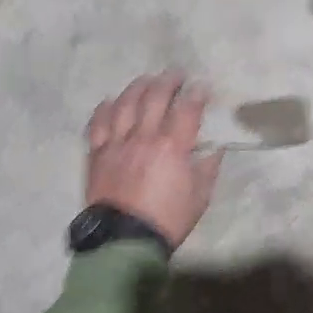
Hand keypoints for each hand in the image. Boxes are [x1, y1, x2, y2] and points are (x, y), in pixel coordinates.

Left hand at [86, 73, 222, 248]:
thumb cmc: (168, 219)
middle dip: (167, 81)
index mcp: (172, 148)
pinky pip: (98, 123)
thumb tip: (214, 149)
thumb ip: (207, 169)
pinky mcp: (97, 154)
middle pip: (154, 98)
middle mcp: (143, 137)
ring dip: (137, 87)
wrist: (126, 239)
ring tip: (146, 80)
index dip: (196, 95)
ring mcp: (116, 143)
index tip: (202, 87)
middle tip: (175, 74)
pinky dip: (105, 109)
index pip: (186, 110)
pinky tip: (110, 101)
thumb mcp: (200, 197)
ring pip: (125, 104)